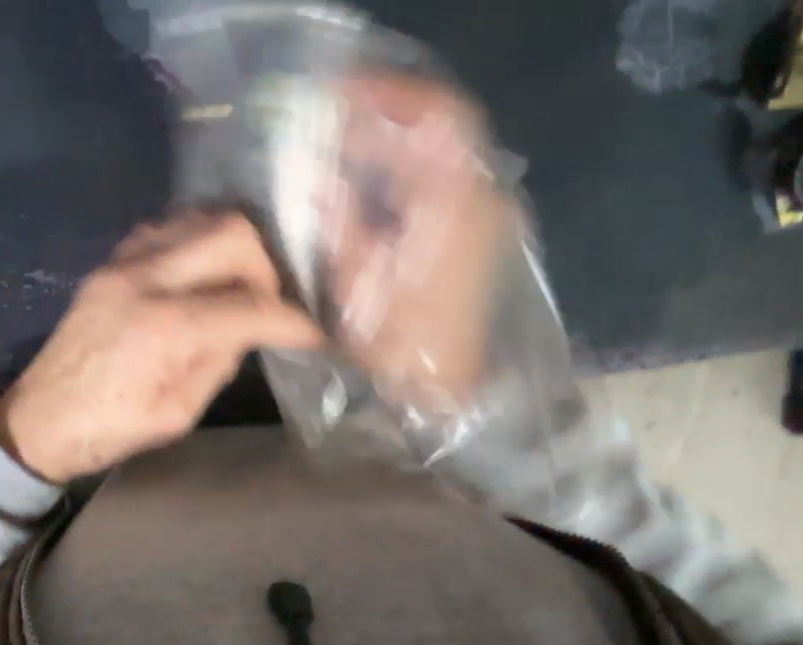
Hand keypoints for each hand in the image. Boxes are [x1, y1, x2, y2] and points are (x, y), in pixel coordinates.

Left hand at [0, 211, 321, 482]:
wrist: (37, 422)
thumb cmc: (106, 432)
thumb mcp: (176, 415)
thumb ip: (218, 364)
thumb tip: (246, 332)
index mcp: (165, 328)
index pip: (253, 307)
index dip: (294, 321)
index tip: (315, 333)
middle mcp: (146, 278)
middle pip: (233, 232)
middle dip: (267, 267)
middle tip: (269, 304)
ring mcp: (122, 264)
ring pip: (200, 218)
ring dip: (231, 248)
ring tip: (237, 289)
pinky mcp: (108, 265)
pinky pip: (164, 230)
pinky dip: (193, 244)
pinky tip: (198, 278)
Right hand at [326, 76, 511, 417]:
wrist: (450, 392)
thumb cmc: (402, 348)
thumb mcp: (356, 288)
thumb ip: (339, 225)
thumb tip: (315, 176)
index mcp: (456, 205)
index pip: (437, 117)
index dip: (389, 94)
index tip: (338, 94)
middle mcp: (482, 196)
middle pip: (441, 128)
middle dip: (386, 115)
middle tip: (332, 118)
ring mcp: (487, 214)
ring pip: (443, 152)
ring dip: (396, 143)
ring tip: (343, 146)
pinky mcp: (479, 233)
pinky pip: (443, 178)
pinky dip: (406, 170)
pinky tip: (369, 186)